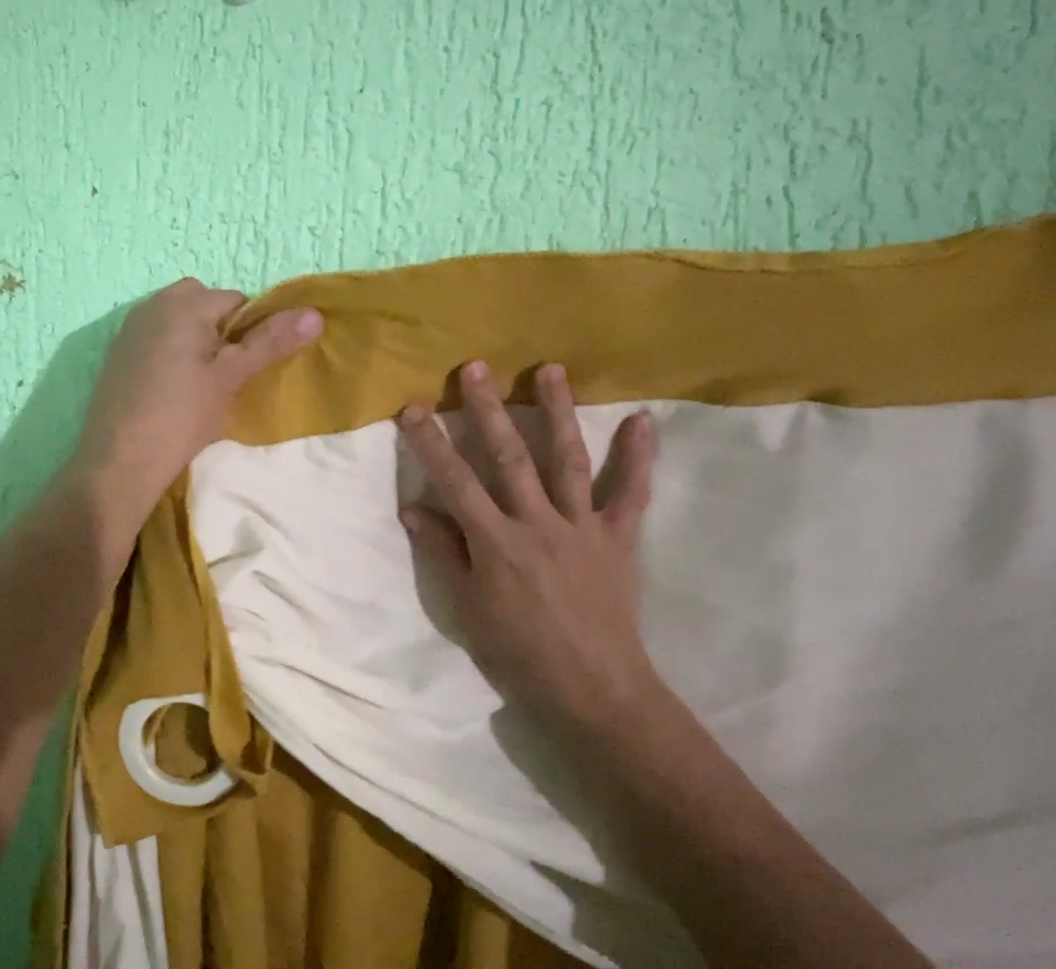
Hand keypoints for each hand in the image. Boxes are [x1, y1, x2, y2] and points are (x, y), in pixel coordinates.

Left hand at [71, 278, 322, 511]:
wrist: (119, 461)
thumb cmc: (182, 416)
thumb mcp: (231, 378)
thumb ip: (270, 342)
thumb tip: (315, 313)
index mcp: (183, 303)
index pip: (236, 300)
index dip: (251, 331)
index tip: (248, 367)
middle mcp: (152, 305)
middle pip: (201, 304)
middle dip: (220, 331)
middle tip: (226, 375)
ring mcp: (128, 330)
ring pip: (176, 323)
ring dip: (194, 343)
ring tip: (200, 387)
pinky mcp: (116, 357)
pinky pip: (154, 341)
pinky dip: (169, 356)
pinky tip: (172, 394)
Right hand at [398, 361, 664, 727]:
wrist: (594, 688)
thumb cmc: (520, 653)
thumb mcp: (468, 609)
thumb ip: (444, 555)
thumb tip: (415, 508)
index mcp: (496, 542)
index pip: (456, 482)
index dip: (432, 443)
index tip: (413, 408)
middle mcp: (537, 522)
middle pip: (509, 456)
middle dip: (488, 409)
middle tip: (476, 367)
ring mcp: (582, 526)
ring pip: (567, 460)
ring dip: (557, 412)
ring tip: (550, 369)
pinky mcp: (619, 538)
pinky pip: (632, 494)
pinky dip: (638, 458)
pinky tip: (642, 421)